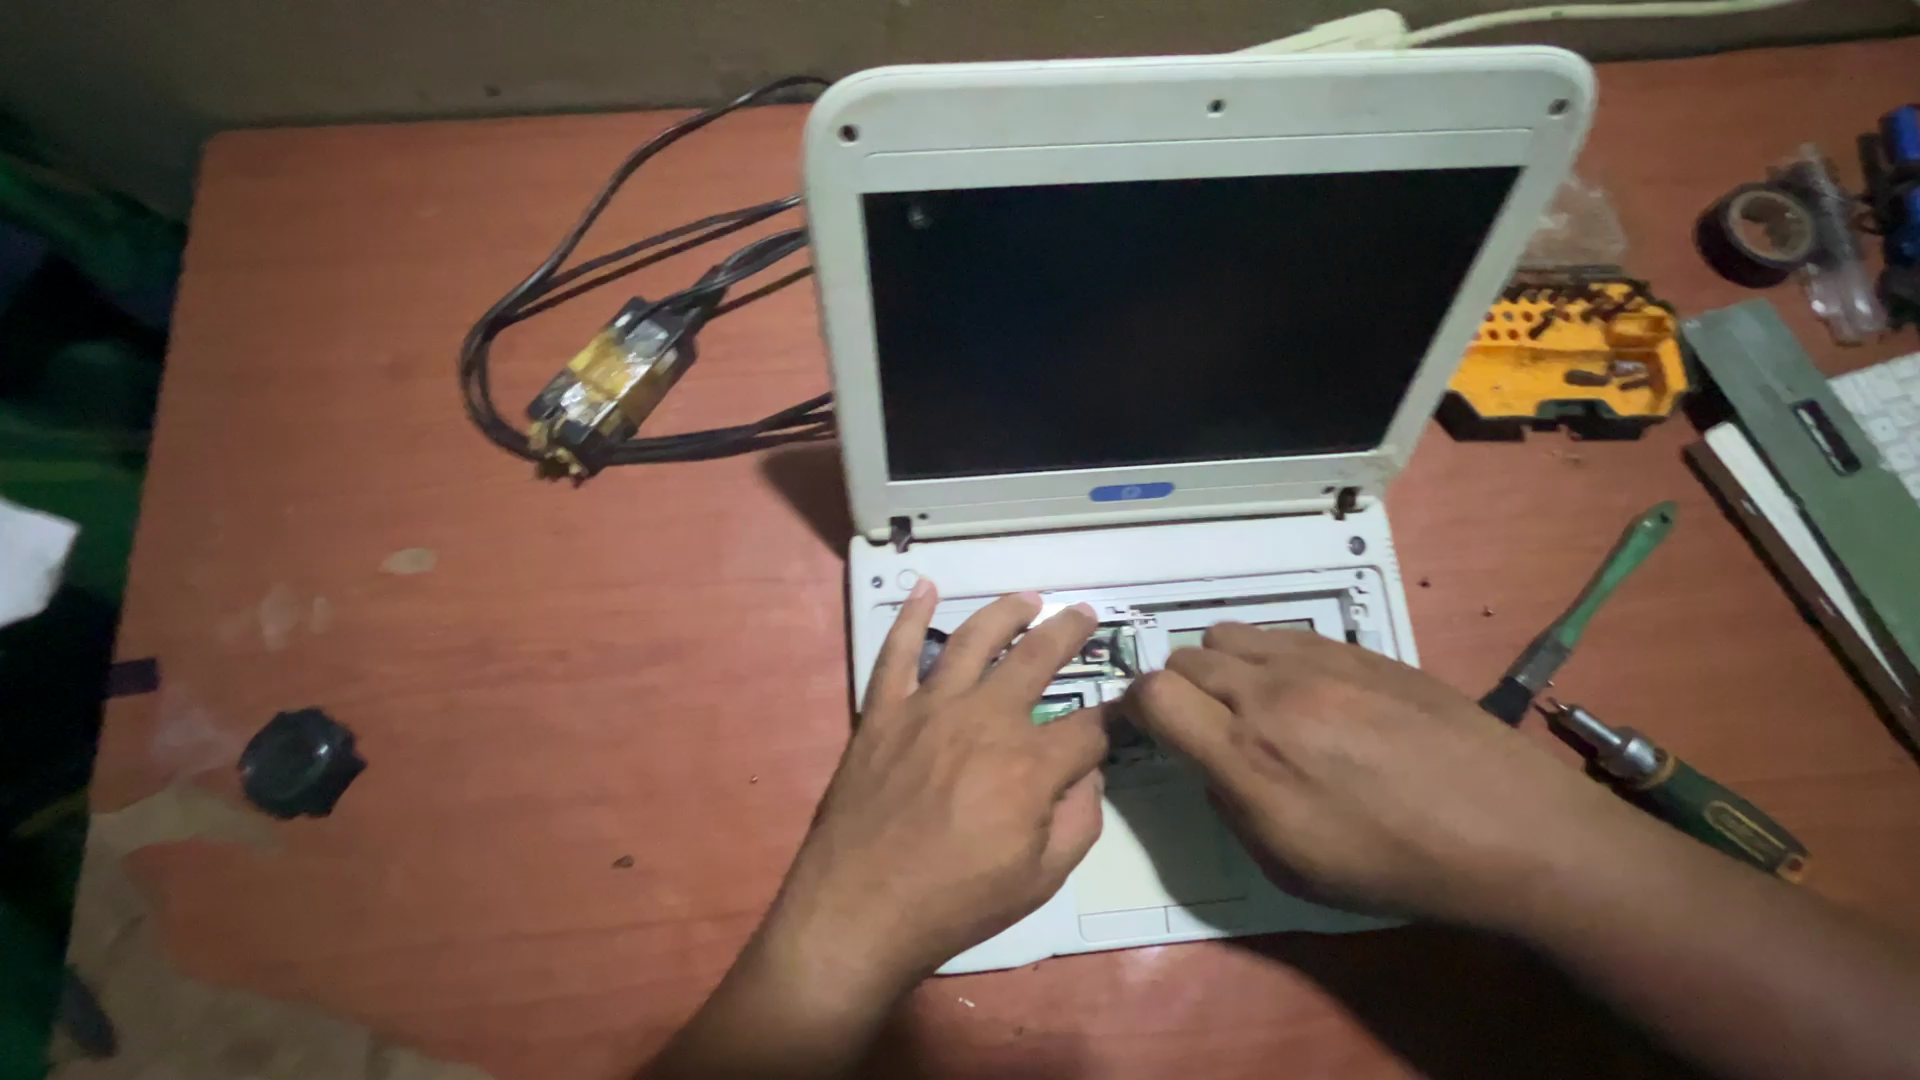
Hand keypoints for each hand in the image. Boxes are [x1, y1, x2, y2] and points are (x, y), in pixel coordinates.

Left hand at [757, 584, 1107, 1005]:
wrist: (858, 911)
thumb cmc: (955, 903)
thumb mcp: (1042, 879)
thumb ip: (1080, 819)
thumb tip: (1089, 771)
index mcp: (1029, 764)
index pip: (1089, 728)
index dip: (1113, 719)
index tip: (1124, 709)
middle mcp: (984, 719)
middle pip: (1037, 658)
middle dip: (1069, 632)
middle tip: (1083, 613)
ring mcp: (929, 707)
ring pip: (974, 640)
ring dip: (1005, 612)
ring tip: (1027, 598)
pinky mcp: (883, 710)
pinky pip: (897, 651)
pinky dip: (911, 616)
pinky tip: (925, 588)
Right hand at [1125, 623, 1641, 927]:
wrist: (1513, 830)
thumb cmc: (1394, 865)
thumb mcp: (1289, 865)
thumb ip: (1228, 803)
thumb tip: (1210, 759)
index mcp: (1249, 756)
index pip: (1152, 694)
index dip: (1135, 707)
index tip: (1146, 727)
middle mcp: (1271, 696)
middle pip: (1183, 660)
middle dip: (1177, 690)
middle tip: (1203, 723)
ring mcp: (1316, 663)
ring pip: (1225, 636)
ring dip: (1219, 666)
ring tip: (1251, 700)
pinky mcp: (1355, 648)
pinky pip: (1280, 634)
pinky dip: (1266, 657)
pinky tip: (1304, 690)